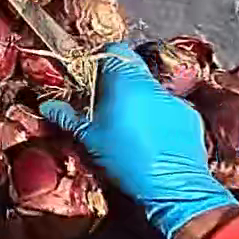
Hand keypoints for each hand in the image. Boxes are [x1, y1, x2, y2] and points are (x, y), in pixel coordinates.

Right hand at [42, 42, 237, 238]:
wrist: (173, 189)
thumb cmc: (124, 159)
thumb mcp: (88, 139)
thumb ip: (67, 117)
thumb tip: (48, 106)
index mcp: (124, 80)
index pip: (113, 50)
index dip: (100, 60)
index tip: (91, 80)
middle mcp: (151, 83)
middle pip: (132, 69)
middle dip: (117, 82)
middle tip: (104, 104)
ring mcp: (173, 99)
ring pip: (150, 89)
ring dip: (138, 100)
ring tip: (127, 125)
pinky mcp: (190, 117)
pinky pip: (169, 108)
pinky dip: (158, 117)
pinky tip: (151, 138)